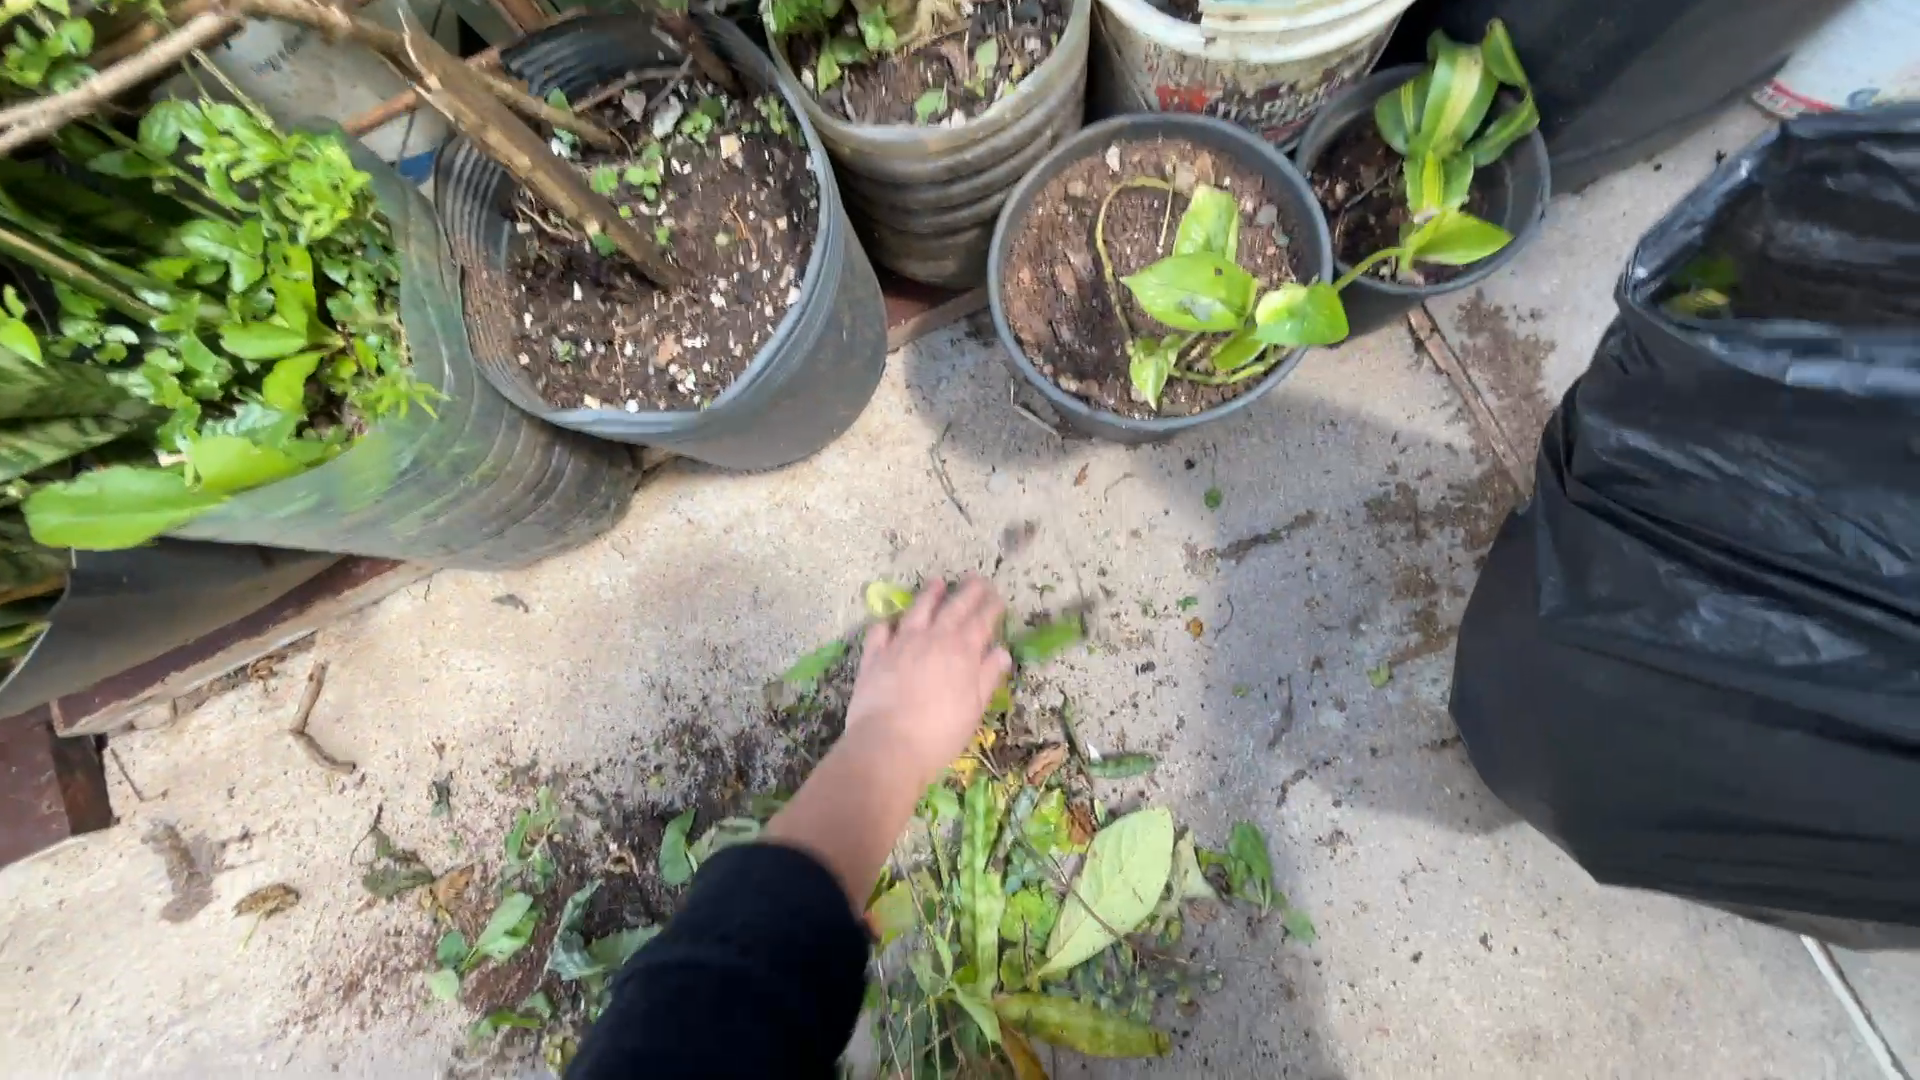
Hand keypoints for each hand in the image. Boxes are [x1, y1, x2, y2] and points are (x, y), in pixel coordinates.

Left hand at [843, 575, 1012, 788]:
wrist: (887, 745)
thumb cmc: (940, 734)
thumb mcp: (974, 708)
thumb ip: (987, 677)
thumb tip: (1001, 652)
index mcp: (961, 652)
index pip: (981, 622)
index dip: (991, 608)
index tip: (998, 597)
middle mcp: (932, 639)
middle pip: (953, 608)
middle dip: (968, 592)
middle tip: (978, 579)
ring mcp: (901, 643)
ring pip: (918, 610)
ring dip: (930, 594)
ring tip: (938, 582)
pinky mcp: (874, 655)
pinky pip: (881, 630)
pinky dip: (888, 622)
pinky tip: (890, 621)